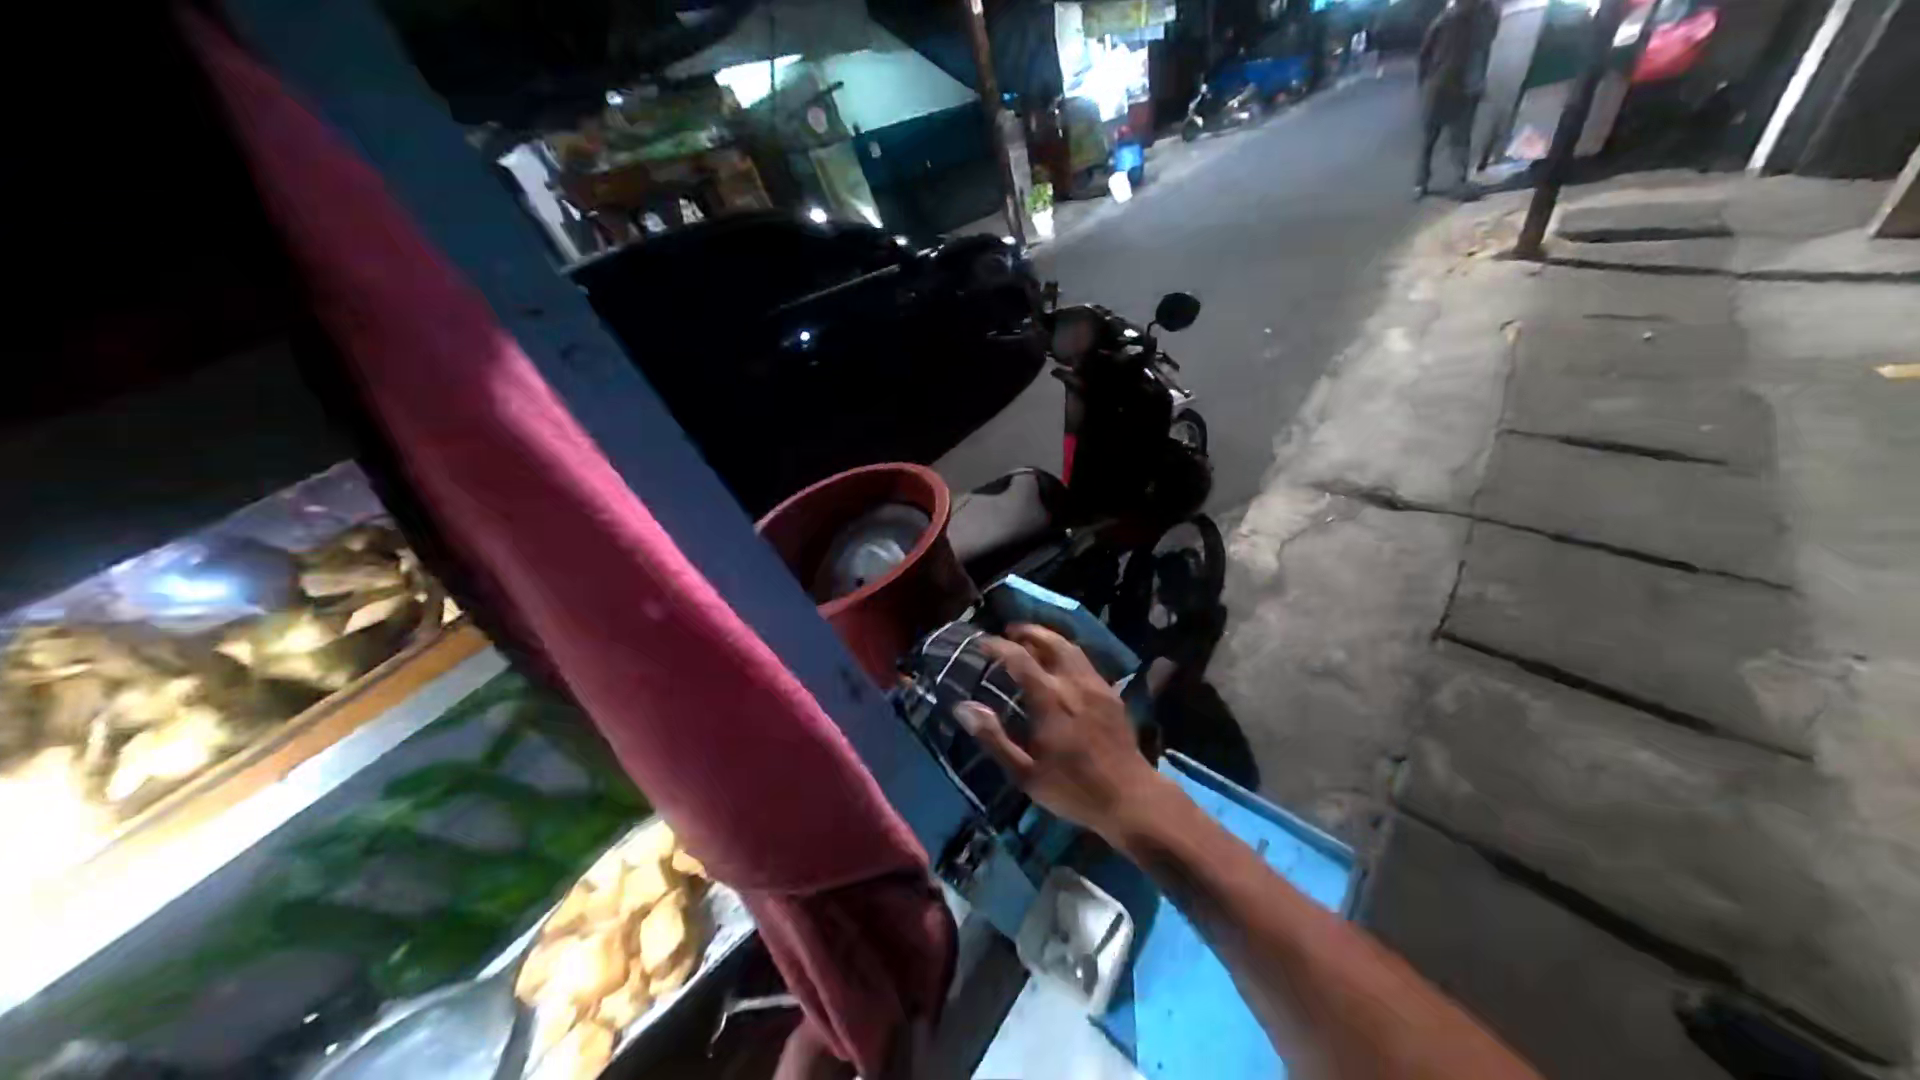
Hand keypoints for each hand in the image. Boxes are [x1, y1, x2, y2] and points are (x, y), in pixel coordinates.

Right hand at [952, 624, 1164, 840]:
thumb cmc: (1073, 789)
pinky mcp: (1112, 695)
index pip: (1020, 658)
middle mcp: (1074, 683)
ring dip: (1049, 638)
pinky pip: (1086, 662)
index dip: (998, 646)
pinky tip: (1062, 665)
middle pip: (1051, 642)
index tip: (981, 643)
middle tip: (1009, 632)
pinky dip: (1067, 653)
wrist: (1131, 797)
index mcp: (1050, 699)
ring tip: (1032, 641)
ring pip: (1071, 648)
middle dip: (1028, 631)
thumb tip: (964, 707)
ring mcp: (1097, 686)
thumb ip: (994, 738)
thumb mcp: (1025, 774)